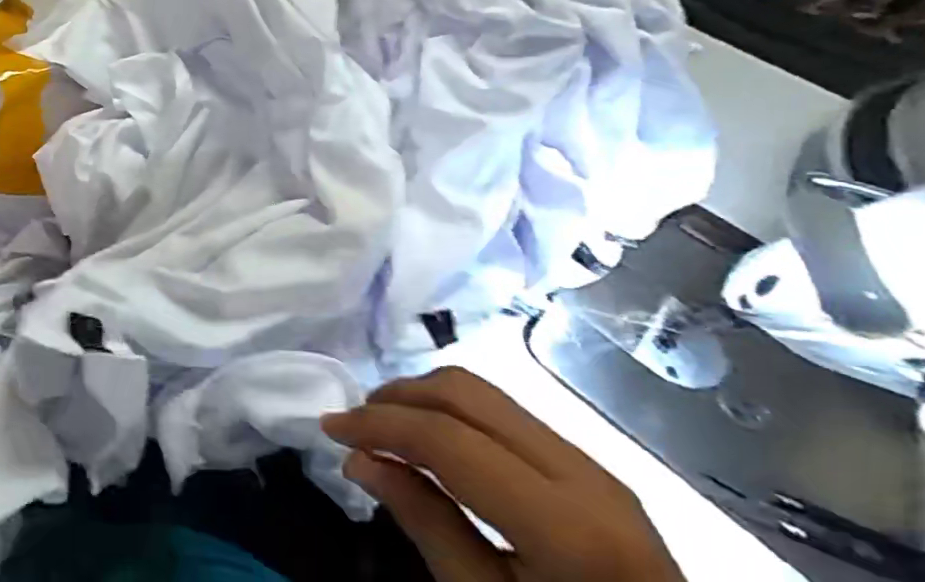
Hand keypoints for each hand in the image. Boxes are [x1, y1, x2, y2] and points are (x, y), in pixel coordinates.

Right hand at [322, 368, 684, 581]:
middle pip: (472, 395)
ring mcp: (593, 463)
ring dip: (429, 398)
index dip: (383, 425)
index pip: (452, 440)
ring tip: (385, 426)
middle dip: (403, 396)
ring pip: (491, 395)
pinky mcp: (593, 466)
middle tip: (355, 422)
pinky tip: (434, 439)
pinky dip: (460, 416)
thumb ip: (428, 529)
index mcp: (563, 525)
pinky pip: (511, 418)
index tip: (330, 425)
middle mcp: (582, 471)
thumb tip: (363, 462)